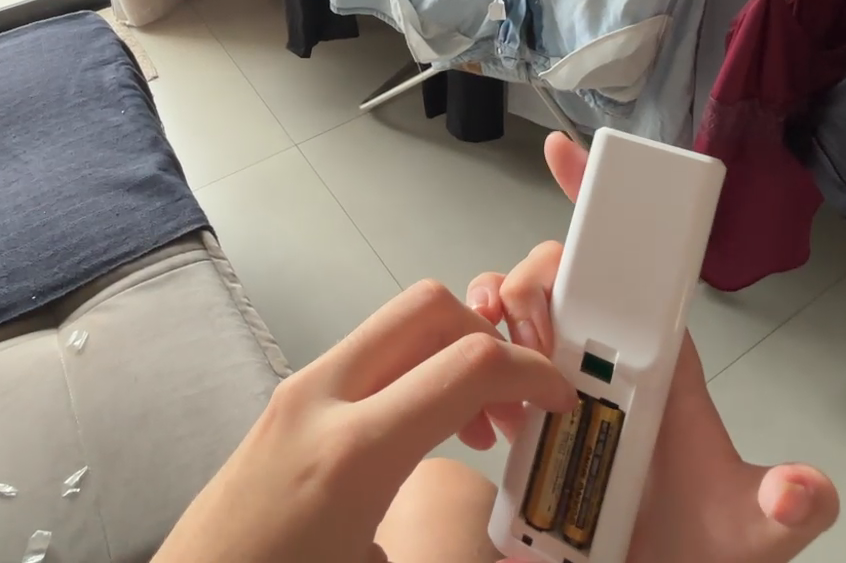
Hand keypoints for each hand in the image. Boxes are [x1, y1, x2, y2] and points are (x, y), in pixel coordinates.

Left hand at [154, 278, 575, 562]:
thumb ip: (452, 536)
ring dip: (451, 353)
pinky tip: (426, 429)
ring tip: (477, 424)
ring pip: (396, 322)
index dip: (529, 373)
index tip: (555, 398)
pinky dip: (416, 369)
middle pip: (426, 306)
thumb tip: (506, 538)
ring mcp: (300, 389)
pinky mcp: (290, 397)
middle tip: (513, 399)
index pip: (466, 365)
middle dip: (487, 336)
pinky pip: (370, 353)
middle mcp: (321, 399)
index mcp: (352, 454)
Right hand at [466, 132, 839, 562]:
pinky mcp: (524, 402)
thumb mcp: (748, 532)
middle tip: (527, 326)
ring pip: (514, 303)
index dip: (596, 201)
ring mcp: (560, 374)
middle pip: (558, 272)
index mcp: (655, 354)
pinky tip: (475, 385)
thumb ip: (782, 508)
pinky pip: (485, 349)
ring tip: (495, 351)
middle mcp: (604, 351)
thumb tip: (804, 485)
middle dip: (533, 276)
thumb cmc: (693, 548)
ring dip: (494, 308)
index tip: (562, 153)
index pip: (629, 262)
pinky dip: (471, 349)